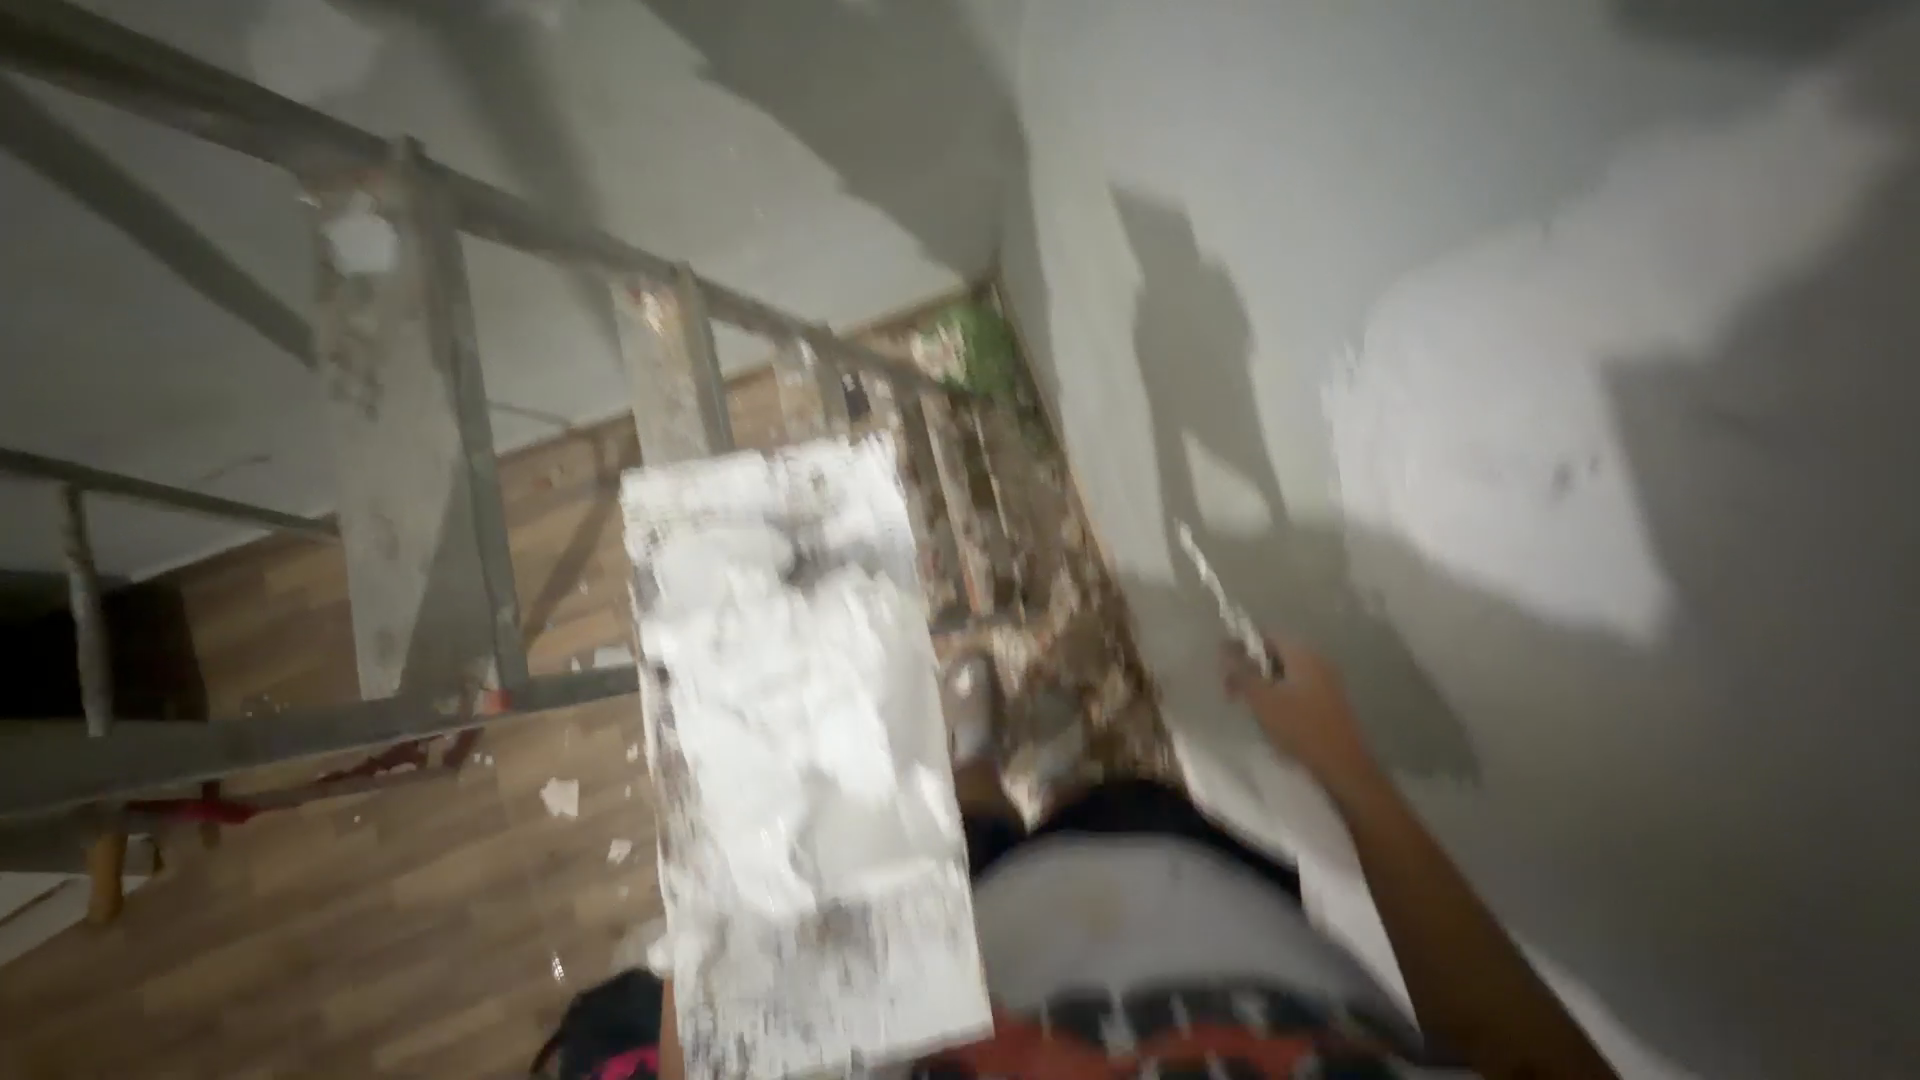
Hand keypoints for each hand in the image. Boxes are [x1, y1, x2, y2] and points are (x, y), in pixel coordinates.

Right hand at [1221, 635, 1378, 788]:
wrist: (1343, 766)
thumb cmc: (1299, 727)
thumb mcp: (1261, 698)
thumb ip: (1241, 671)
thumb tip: (1224, 645)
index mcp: (1302, 654)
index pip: (1266, 635)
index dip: (1242, 648)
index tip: (1227, 672)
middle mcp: (1318, 660)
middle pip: (1275, 654)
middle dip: (1251, 670)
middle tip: (1234, 694)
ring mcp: (1327, 682)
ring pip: (1286, 674)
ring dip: (1265, 686)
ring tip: (1253, 710)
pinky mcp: (1331, 702)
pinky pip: (1299, 689)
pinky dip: (1281, 697)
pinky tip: (1274, 720)